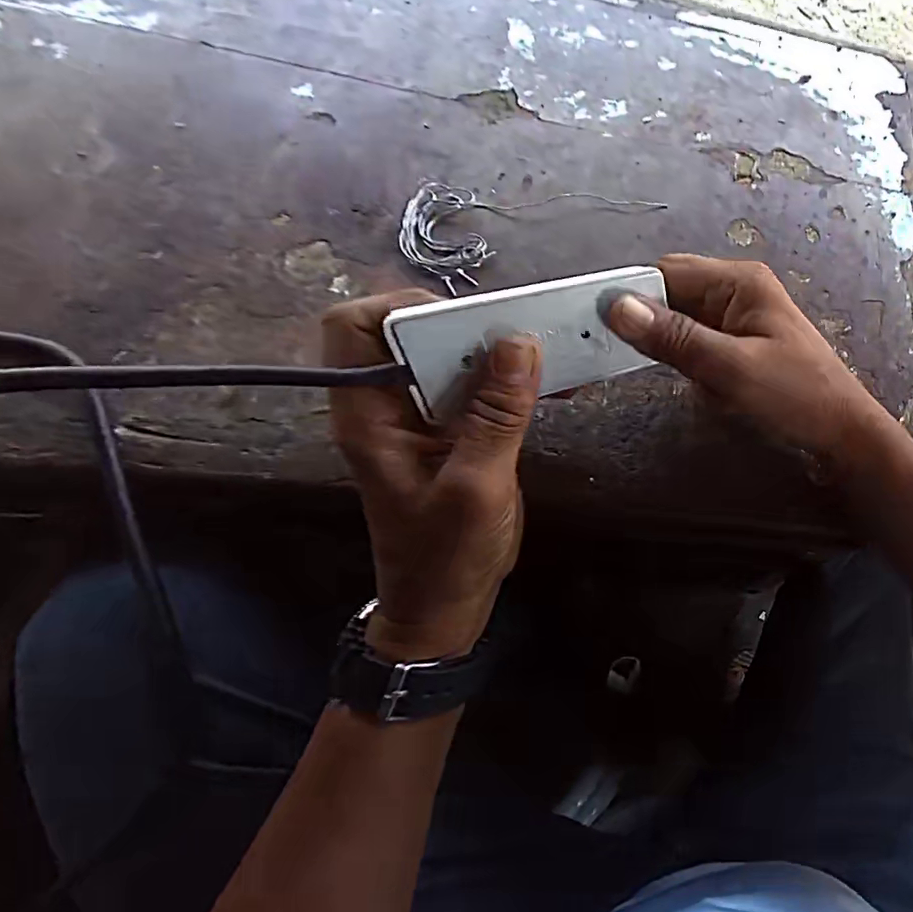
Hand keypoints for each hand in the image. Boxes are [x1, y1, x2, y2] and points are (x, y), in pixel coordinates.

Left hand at [321, 291, 542, 660]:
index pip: (357, 327)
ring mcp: (426, 419)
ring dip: (502, 353)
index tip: (471, 324)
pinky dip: (516, 380)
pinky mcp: (459, 431)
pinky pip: (483, 388)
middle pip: (413, 334)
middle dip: (470, 327)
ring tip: (553, 356)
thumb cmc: (448, 554)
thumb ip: (496, 415)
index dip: (407, 309)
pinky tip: (555, 384)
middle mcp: (390, 406)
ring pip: (454, 359)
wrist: (448, 602)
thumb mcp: (476, 485)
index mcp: (369, 414)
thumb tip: (518, 342)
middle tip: (527, 337)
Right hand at [605, 254, 890, 465]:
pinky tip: (683, 381)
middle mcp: (739, 293)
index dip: (629, 294)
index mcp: (741, 283)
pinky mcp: (742, 349)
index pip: (666, 272)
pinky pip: (699, 346)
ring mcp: (741, 322)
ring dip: (665, 346)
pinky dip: (685, 362)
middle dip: (646, 324)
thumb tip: (616, 305)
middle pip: (671, 296)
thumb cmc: (798, 398)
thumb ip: (675, 338)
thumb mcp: (732, 369)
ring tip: (645, 368)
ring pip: (682, 323)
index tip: (591, 322)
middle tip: (608, 351)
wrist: (844, 436)